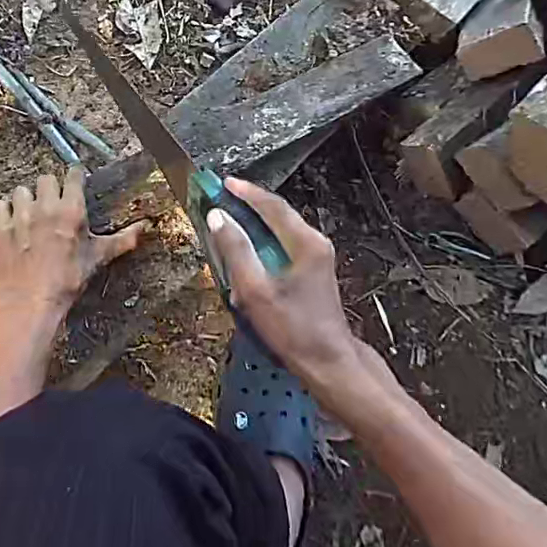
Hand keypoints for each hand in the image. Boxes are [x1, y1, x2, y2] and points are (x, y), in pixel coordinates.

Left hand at [0, 166, 145, 331]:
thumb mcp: (97, 258)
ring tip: (30, 214)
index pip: (73, 175)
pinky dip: (4, 211)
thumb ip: (122, 239)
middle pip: (46, 179)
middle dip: (50, 188)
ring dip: (26, 199)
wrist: (31, 302)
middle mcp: (46, 207)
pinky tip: (11, 222)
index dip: (75, 177)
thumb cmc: (67, 281)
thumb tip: (144, 228)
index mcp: (71, 210)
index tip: (75, 181)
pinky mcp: (0, 227)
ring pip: (21, 190)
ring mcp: (21, 215)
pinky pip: (0, 205)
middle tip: (52, 203)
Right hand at [206, 178, 365, 387]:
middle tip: (221, 200)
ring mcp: (316, 258)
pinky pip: (283, 246)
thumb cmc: (293, 329)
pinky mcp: (312, 272)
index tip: (224, 183)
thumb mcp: (255, 290)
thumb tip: (218, 217)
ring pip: (280, 231)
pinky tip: (246, 257)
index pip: (272, 206)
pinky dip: (262, 245)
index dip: (246, 192)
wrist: (328, 364)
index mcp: (305, 243)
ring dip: (254, 227)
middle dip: (248, 207)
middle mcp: (314, 244)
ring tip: (228, 225)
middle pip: (278, 215)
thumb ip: (236, 250)